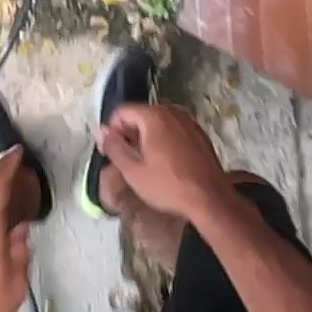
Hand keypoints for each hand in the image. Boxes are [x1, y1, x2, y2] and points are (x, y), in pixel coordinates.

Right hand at [98, 103, 234, 221]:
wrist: (210, 199)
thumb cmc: (168, 185)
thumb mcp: (133, 170)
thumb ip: (113, 147)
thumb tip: (101, 131)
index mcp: (154, 116)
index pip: (121, 112)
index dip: (111, 130)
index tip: (111, 150)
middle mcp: (172, 111)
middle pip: (140, 115)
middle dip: (129, 133)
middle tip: (126, 159)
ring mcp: (189, 122)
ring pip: (157, 122)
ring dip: (146, 137)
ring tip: (145, 163)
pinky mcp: (199, 134)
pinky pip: (173, 130)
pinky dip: (164, 140)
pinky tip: (165, 163)